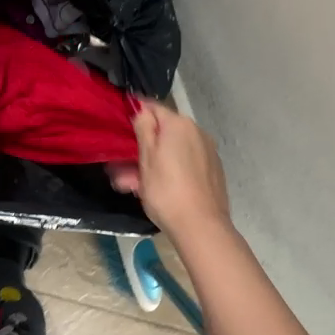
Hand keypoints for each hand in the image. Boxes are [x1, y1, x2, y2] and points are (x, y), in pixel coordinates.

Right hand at [115, 100, 230, 237]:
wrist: (202, 226)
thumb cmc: (166, 190)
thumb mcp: (146, 158)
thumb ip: (144, 128)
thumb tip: (143, 110)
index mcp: (179, 124)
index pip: (152, 107)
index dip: (135, 115)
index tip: (121, 130)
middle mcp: (197, 132)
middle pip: (164, 132)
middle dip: (143, 147)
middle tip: (123, 169)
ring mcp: (208, 152)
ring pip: (174, 150)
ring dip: (154, 161)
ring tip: (135, 185)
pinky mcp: (213, 171)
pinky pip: (187, 162)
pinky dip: (172, 170)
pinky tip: (160, 189)